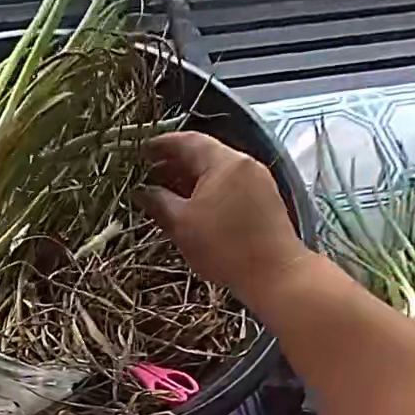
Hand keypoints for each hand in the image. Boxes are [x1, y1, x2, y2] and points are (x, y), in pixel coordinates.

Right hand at [139, 131, 325, 305]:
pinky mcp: (263, 200)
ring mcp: (257, 181)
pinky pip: (228, 187)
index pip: (188, 141)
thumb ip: (158, 202)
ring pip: (216, 173)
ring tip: (165, 193)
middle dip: (174, 164)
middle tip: (147, 176)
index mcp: (224, 162)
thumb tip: (141, 191)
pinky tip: (192, 208)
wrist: (272, 272)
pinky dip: (206, 192)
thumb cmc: (223, 246)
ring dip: (189, 180)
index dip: (162, 145)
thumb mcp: (182, 224)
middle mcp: (244, 164)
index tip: (141, 152)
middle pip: (204, 155)